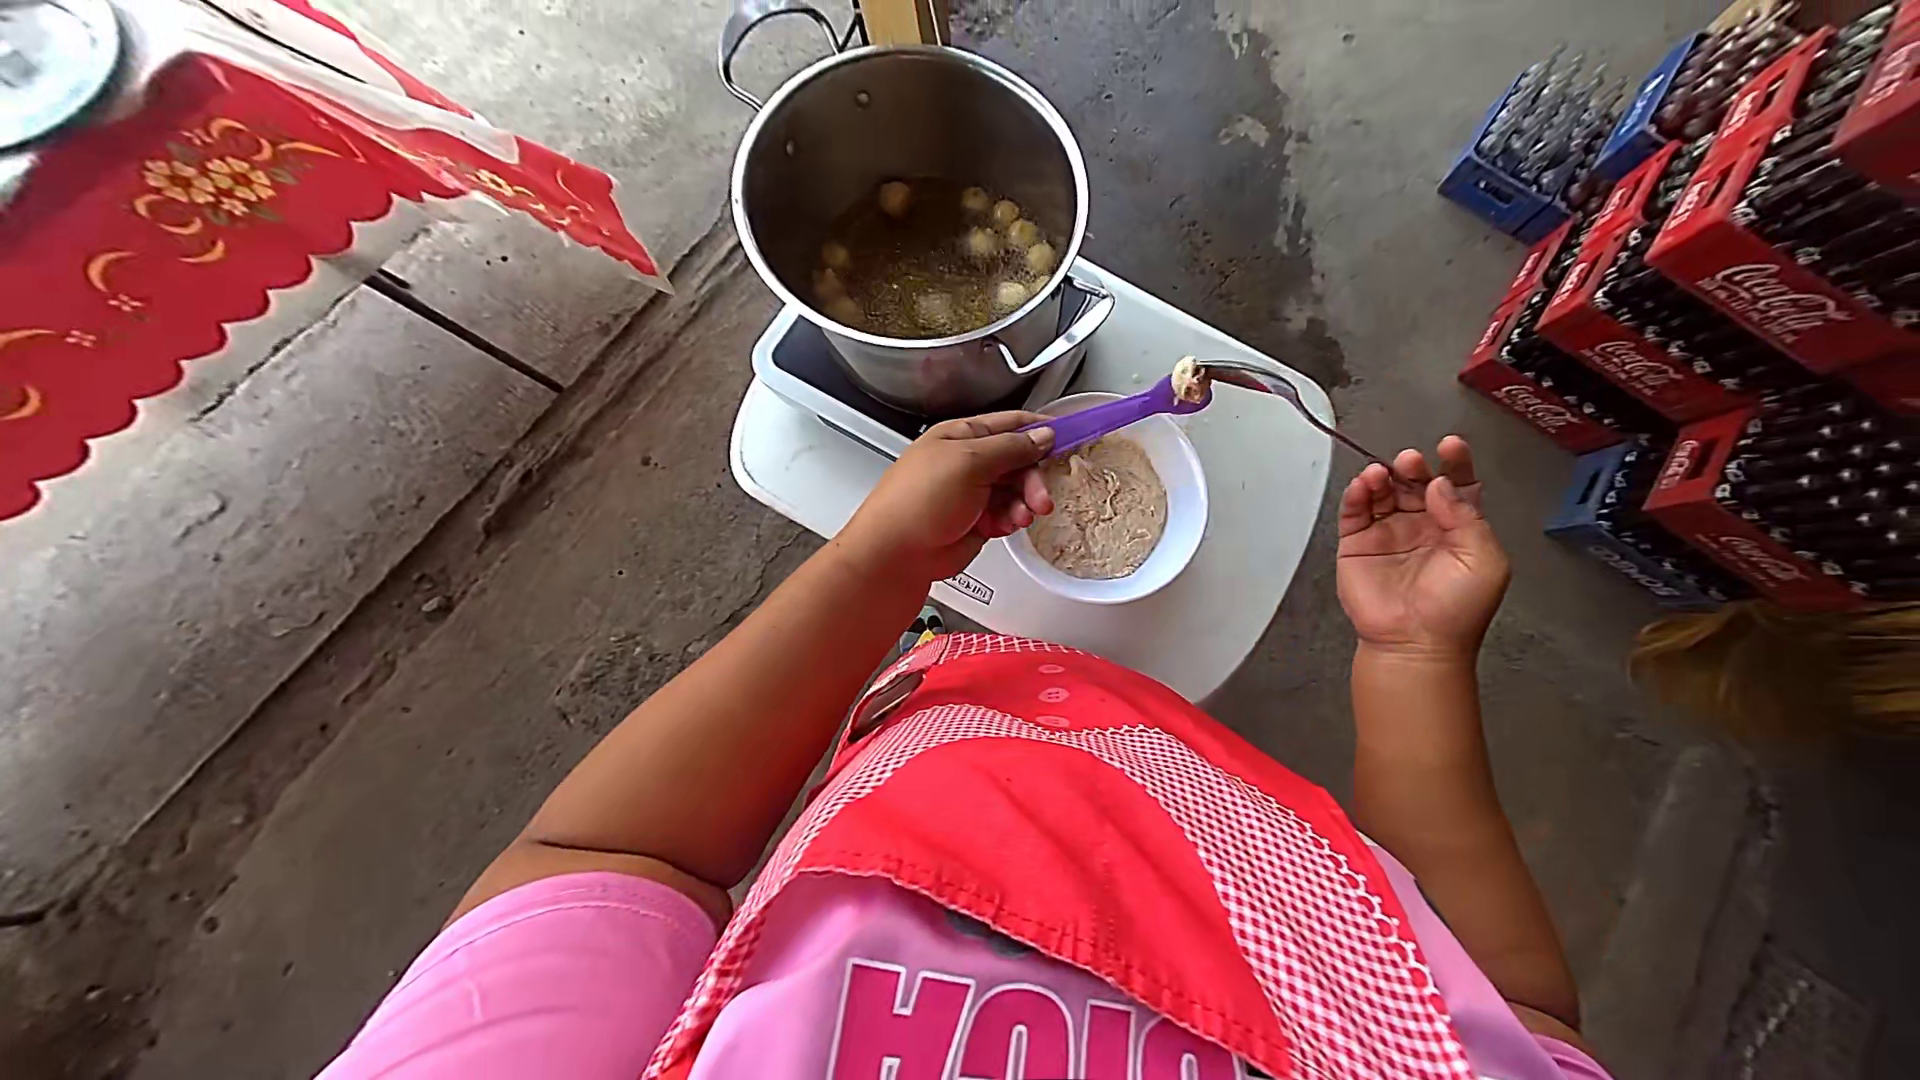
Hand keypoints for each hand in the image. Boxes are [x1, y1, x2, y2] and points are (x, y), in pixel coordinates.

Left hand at [837, 411, 1055, 581]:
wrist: (898, 553)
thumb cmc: (918, 501)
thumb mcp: (968, 462)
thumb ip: (1010, 447)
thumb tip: (1042, 435)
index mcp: (961, 436)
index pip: (1010, 424)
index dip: (1040, 430)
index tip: (1068, 439)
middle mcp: (968, 462)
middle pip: (1019, 461)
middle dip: (1034, 477)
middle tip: (1041, 496)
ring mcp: (972, 493)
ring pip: (1017, 491)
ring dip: (1025, 502)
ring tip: (1022, 515)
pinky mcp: (977, 522)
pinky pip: (1008, 515)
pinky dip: (1012, 520)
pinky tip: (1007, 525)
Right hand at [1336, 436, 1508, 661]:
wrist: (1414, 641)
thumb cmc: (1455, 609)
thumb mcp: (1484, 559)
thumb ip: (1466, 518)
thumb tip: (1440, 485)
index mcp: (1456, 529)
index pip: (1455, 487)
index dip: (1454, 464)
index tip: (1450, 446)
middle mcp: (1420, 527)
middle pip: (1414, 484)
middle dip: (1413, 468)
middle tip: (1409, 460)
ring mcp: (1386, 534)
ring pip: (1382, 494)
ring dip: (1382, 477)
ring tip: (1382, 472)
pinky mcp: (1355, 544)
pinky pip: (1353, 512)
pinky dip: (1356, 495)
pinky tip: (1363, 485)